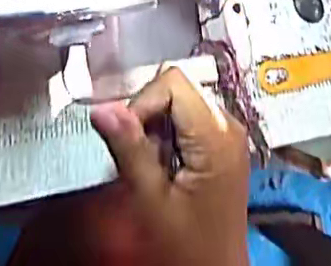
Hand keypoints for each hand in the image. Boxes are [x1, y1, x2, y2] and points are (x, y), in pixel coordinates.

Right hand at [90, 68, 251, 265]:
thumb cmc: (188, 248)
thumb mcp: (152, 200)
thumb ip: (129, 148)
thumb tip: (102, 108)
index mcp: (217, 132)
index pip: (172, 81)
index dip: (142, 103)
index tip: (127, 138)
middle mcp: (228, 122)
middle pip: (177, 88)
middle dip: (149, 116)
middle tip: (139, 158)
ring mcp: (228, 131)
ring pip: (179, 101)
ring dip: (156, 128)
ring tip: (152, 168)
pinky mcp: (223, 142)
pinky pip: (189, 118)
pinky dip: (168, 135)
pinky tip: (165, 168)